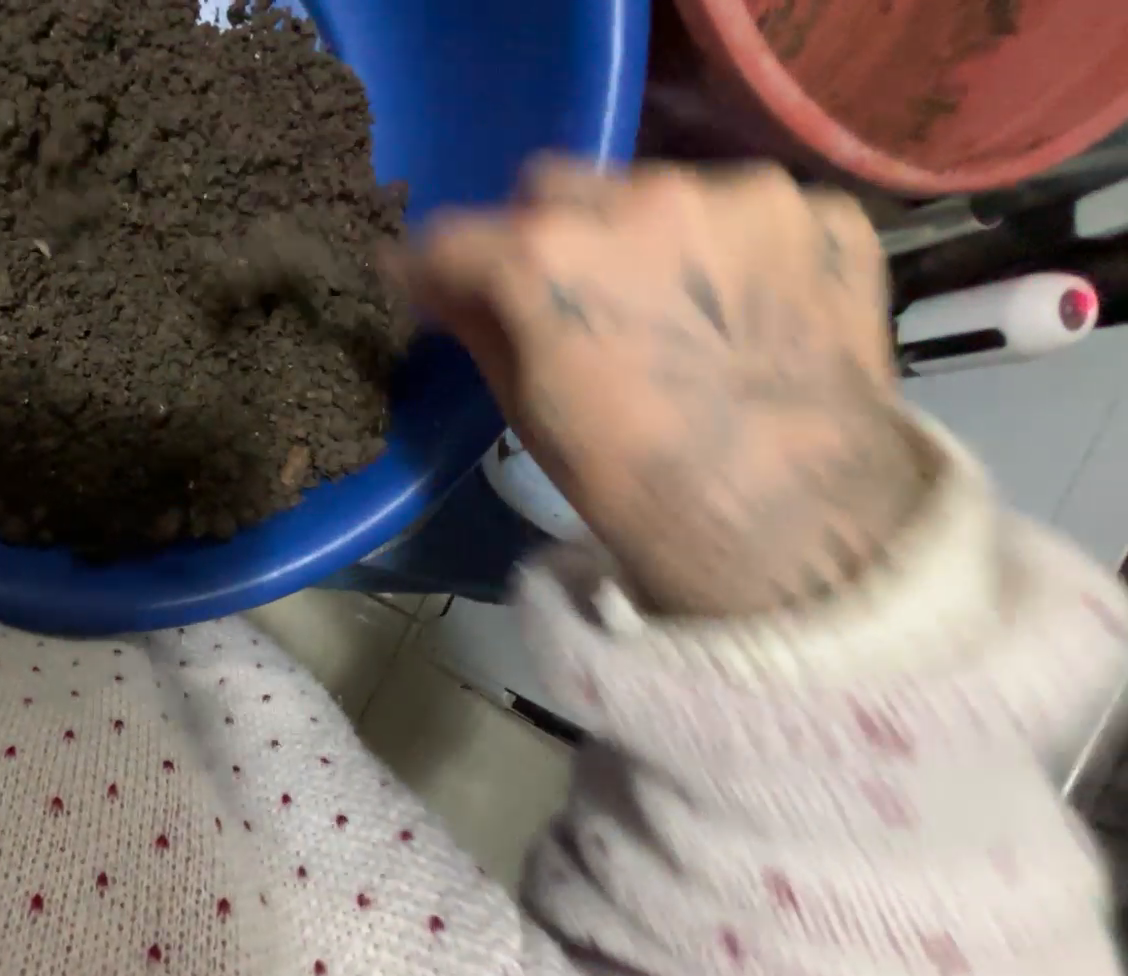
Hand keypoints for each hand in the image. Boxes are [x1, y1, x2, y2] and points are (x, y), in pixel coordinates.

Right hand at [391, 160, 929, 616]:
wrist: (788, 516)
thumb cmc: (625, 477)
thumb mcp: (523, 406)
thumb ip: (476, 325)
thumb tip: (438, 286)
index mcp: (548, 257)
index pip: (454, 236)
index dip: (431, 266)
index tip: (427, 284)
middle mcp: (640, 198)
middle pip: (550, 187)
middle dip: (533, 234)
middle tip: (554, 296)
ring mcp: (742, 196)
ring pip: (646, 188)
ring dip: (629, 235)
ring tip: (656, 305)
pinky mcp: (820, 210)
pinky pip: (735, 211)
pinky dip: (716, 249)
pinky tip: (730, 311)